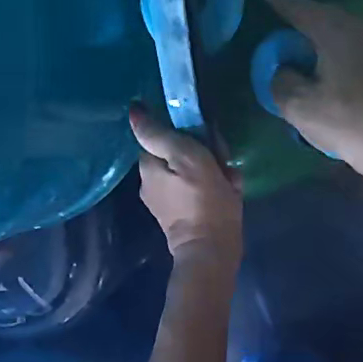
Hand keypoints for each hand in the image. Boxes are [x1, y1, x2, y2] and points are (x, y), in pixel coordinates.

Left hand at [130, 104, 242, 267]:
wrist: (212, 251)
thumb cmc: (203, 202)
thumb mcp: (185, 157)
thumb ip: (159, 134)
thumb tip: (134, 110)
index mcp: (148, 168)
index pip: (160, 137)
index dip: (183, 135)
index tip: (203, 142)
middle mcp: (150, 185)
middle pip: (175, 156)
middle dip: (199, 156)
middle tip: (220, 164)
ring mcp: (165, 205)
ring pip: (188, 174)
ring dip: (208, 173)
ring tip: (228, 181)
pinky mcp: (181, 219)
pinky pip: (195, 194)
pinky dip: (209, 191)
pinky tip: (226, 196)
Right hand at [264, 0, 362, 175]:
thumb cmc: (345, 121)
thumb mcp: (299, 106)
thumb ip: (280, 81)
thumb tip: (281, 71)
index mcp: (333, 30)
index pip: (301, 8)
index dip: (281, 1)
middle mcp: (359, 27)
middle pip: (326, 15)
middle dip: (305, 17)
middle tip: (286, 24)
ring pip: (344, 30)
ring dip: (325, 35)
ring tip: (308, 47)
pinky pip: (357, 47)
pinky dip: (341, 51)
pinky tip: (333, 66)